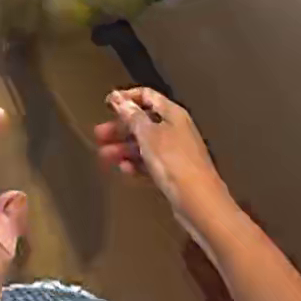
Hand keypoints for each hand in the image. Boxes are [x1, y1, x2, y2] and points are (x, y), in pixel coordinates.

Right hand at [95, 88, 232, 236]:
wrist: (201, 205)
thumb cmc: (173, 162)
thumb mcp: (148, 134)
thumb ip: (131, 116)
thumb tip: (119, 98)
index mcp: (172, 114)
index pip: (146, 95)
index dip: (126, 97)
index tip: (107, 104)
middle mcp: (175, 129)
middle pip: (143, 121)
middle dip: (120, 127)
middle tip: (99, 134)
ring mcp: (176, 153)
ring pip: (144, 144)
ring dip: (124, 148)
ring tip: (104, 156)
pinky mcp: (175, 174)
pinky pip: (151, 163)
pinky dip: (137, 164)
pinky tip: (124, 169)